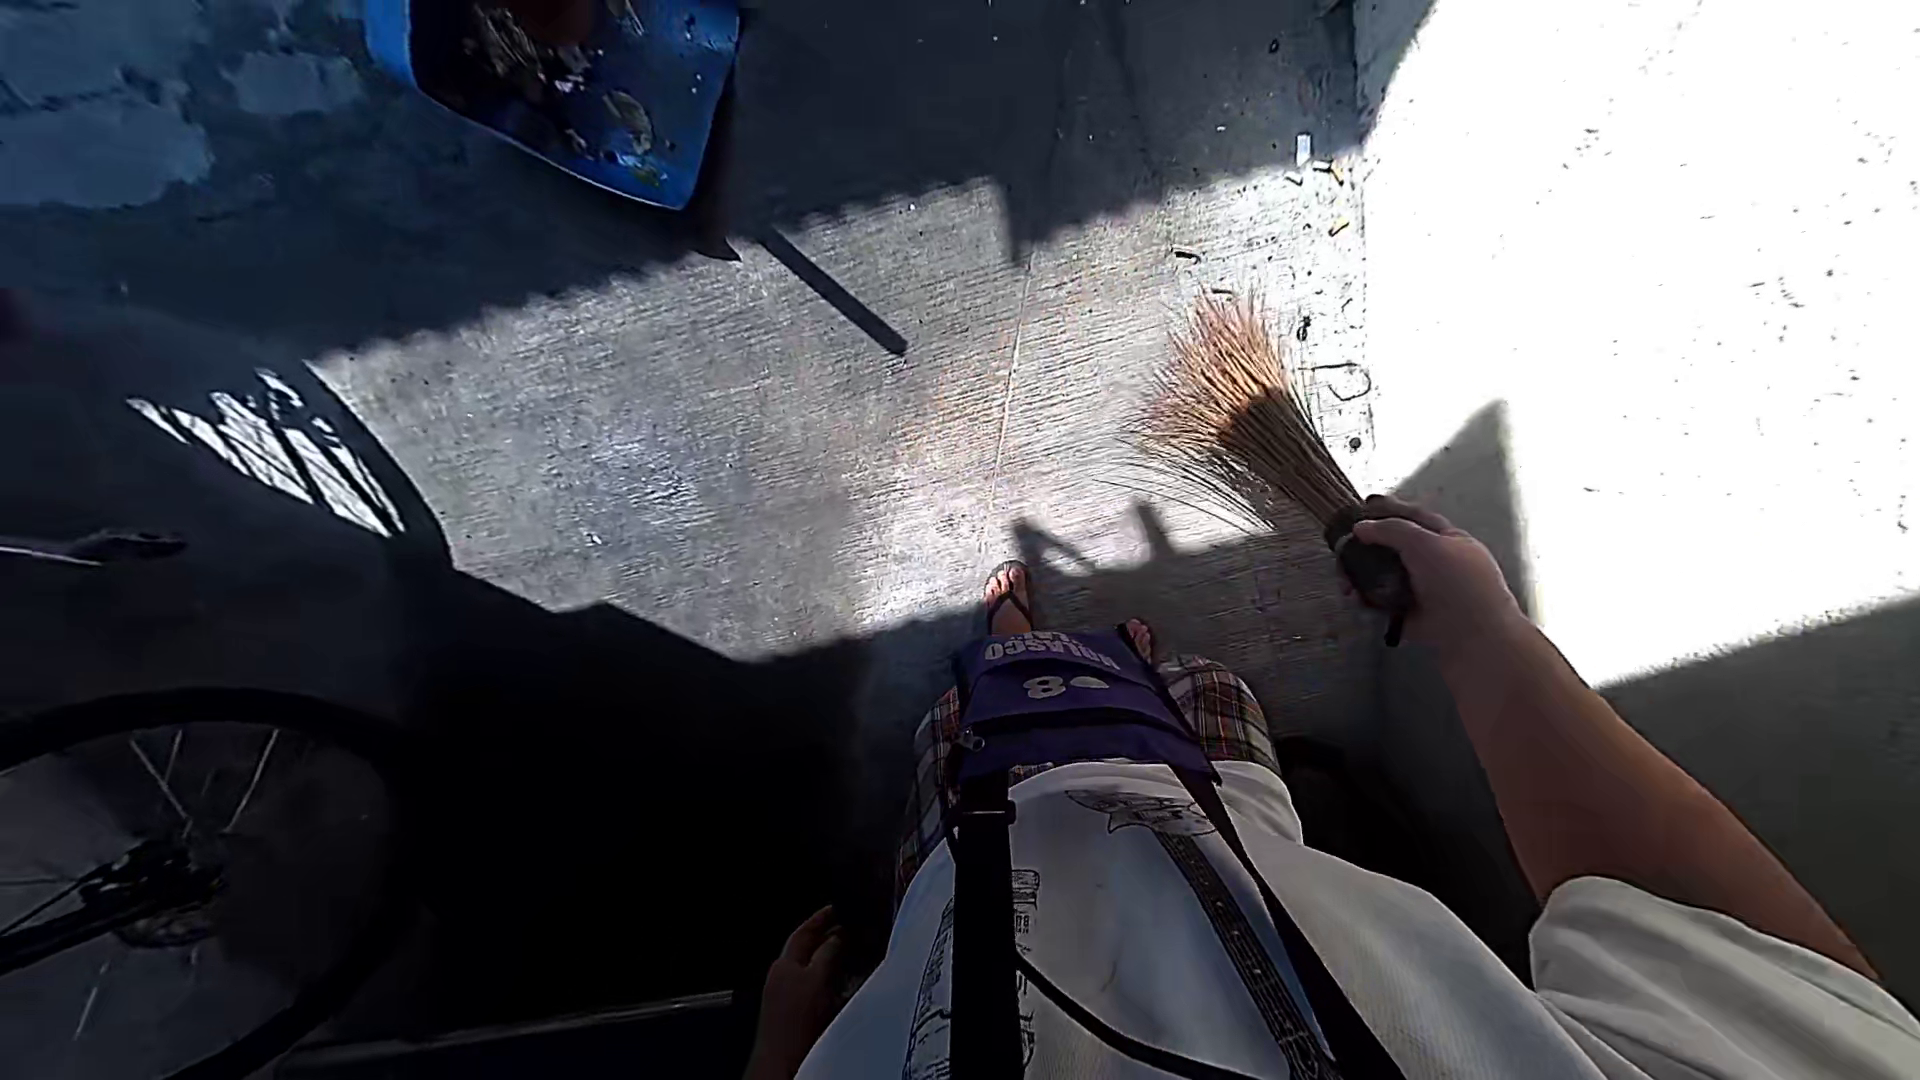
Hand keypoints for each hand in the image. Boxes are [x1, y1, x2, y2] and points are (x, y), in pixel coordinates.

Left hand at [743, 906, 849, 1079]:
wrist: (783, 1067)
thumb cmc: (794, 1023)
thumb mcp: (816, 978)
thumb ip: (828, 952)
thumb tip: (840, 935)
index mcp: (784, 964)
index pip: (804, 932)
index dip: (821, 918)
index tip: (837, 907)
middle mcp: (784, 978)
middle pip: (811, 951)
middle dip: (831, 940)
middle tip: (852, 930)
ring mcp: (790, 999)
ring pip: (817, 972)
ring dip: (836, 963)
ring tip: (855, 957)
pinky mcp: (799, 1018)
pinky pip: (820, 993)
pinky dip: (835, 987)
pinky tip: (848, 990)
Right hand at [1349, 496, 1525, 654]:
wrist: (1471, 633)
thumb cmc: (1457, 582)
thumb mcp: (1427, 545)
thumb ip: (1392, 530)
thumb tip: (1360, 527)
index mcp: (1446, 539)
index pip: (1413, 516)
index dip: (1389, 508)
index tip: (1362, 504)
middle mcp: (1431, 559)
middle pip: (1388, 544)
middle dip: (1363, 546)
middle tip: (1342, 548)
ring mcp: (1417, 584)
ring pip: (1378, 571)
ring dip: (1357, 575)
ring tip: (1345, 583)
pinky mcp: (1404, 606)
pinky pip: (1376, 595)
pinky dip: (1362, 596)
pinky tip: (1354, 598)